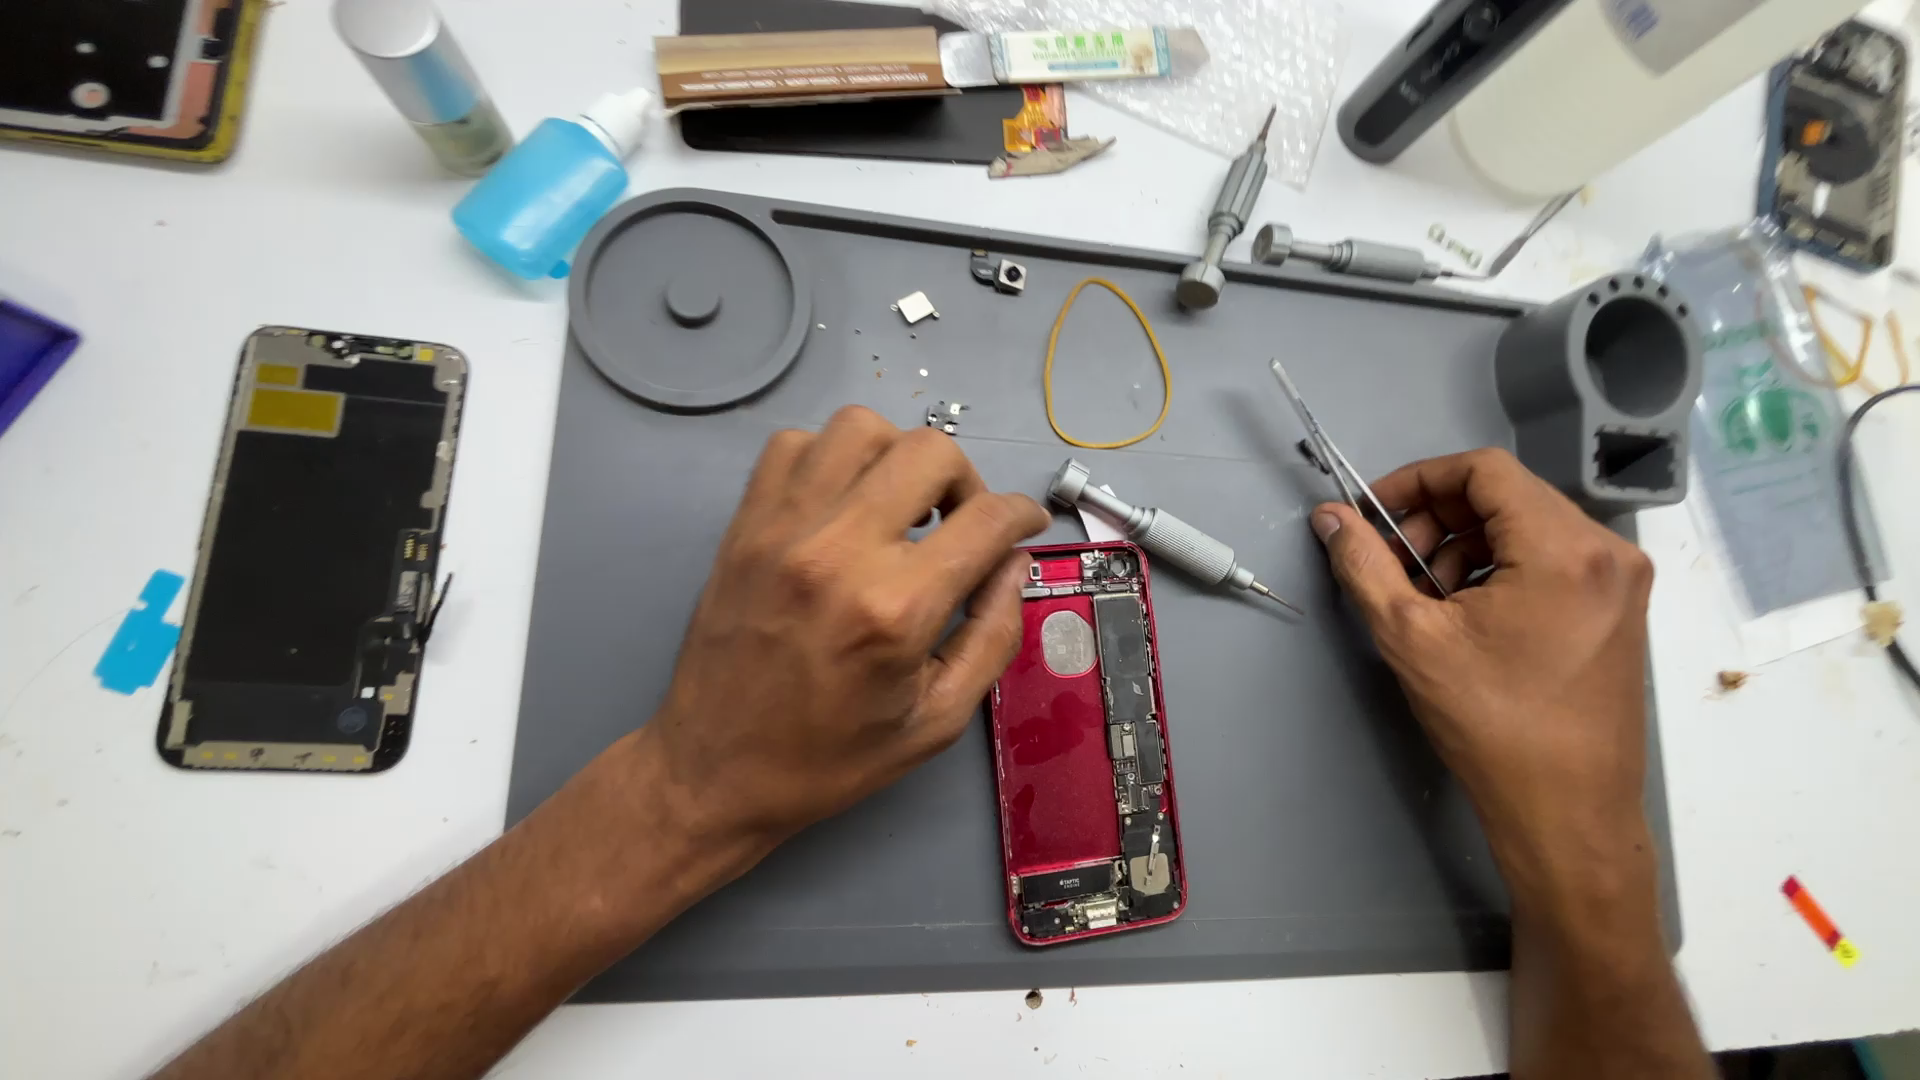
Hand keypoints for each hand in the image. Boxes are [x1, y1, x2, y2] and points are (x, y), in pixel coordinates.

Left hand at [642, 406, 1048, 855]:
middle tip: (961, 525)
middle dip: (966, 481)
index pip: (986, 519)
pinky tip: (843, 503)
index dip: (1023, 514)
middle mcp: (840, 549)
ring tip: (901, 507)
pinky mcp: (745, 523)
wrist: (714, 770)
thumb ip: (993, 635)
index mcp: (896, 608)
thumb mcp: (939, 720)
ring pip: (860, 428)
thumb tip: (1014, 563)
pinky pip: (795, 444)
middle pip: (928, 451)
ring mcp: (784, 527)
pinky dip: (833, 457)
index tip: (1026, 524)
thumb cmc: (833, 757)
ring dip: (898, 456)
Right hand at [1310, 448, 1655, 901]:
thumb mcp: (1408, 635)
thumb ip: (1363, 564)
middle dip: (1434, 519)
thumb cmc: (1488, 719)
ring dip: (1458, 546)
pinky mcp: (1616, 609)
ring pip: (1521, 527)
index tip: (1373, 515)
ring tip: (1425, 598)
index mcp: (1563, 548)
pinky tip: (1462, 614)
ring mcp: (1619, 581)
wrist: (1566, 808)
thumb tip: (1330, 517)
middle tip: (1394, 565)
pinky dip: (1492, 568)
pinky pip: (1544, 558)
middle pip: (1503, 495)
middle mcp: (1606, 551)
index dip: (1415, 480)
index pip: (1483, 469)